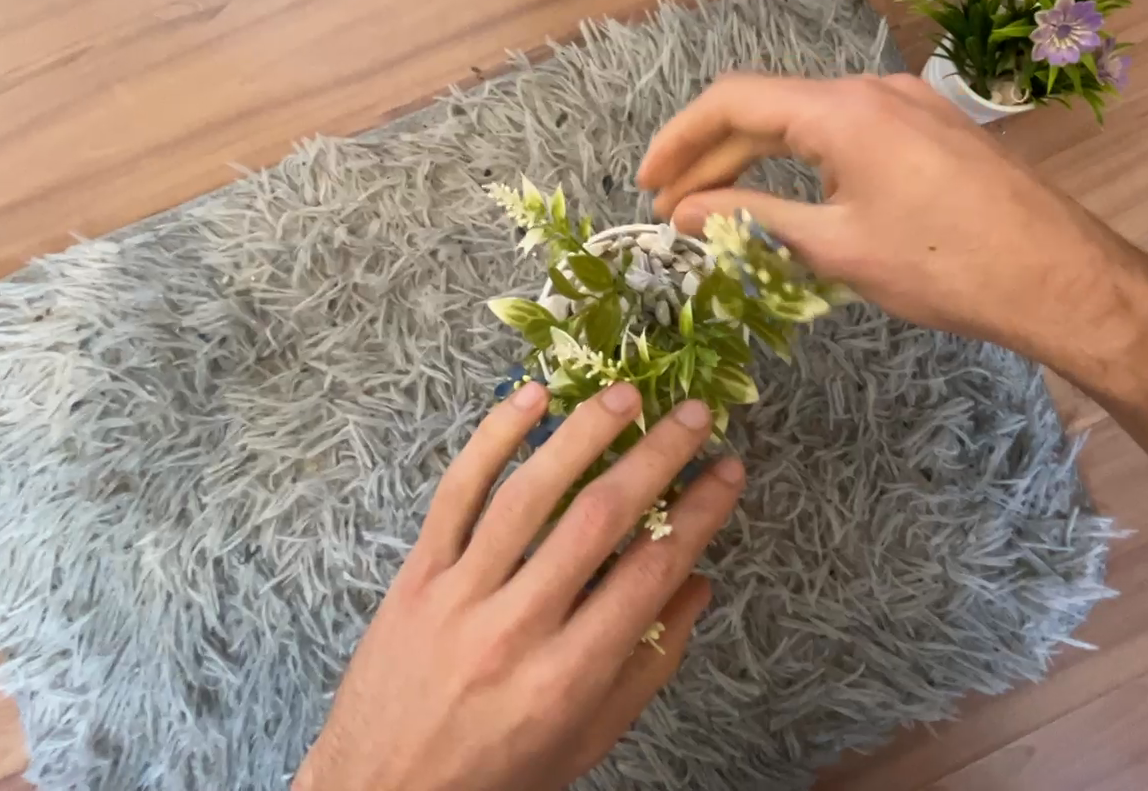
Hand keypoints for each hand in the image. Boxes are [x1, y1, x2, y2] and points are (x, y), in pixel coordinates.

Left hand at [294, 381, 744, 790]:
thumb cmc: (499, 771)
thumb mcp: (587, 740)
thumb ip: (648, 665)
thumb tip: (698, 582)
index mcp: (569, 677)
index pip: (650, 574)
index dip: (699, 513)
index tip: (729, 469)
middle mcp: (517, 626)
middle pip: (597, 521)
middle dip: (654, 458)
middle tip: (694, 414)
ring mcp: (460, 591)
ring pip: (528, 495)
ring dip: (581, 435)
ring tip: (625, 394)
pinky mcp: (418, 570)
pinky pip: (456, 492)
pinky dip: (493, 438)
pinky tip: (531, 397)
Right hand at [637, 73, 1147, 378]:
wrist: (1062, 279)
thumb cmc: (944, 266)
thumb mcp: (834, 246)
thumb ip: (751, 219)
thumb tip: (681, 213)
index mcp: (841, 110)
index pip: (732, 102)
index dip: (678, 140)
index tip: (646, 184)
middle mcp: (869, 90)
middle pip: (764, 109)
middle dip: (709, 157)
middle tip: (670, 208)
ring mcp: (903, 105)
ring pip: (803, 122)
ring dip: (753, 161)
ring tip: (714, 206)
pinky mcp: (925, 129)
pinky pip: (841, 134)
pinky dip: (799, 163)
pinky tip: (784, 198)